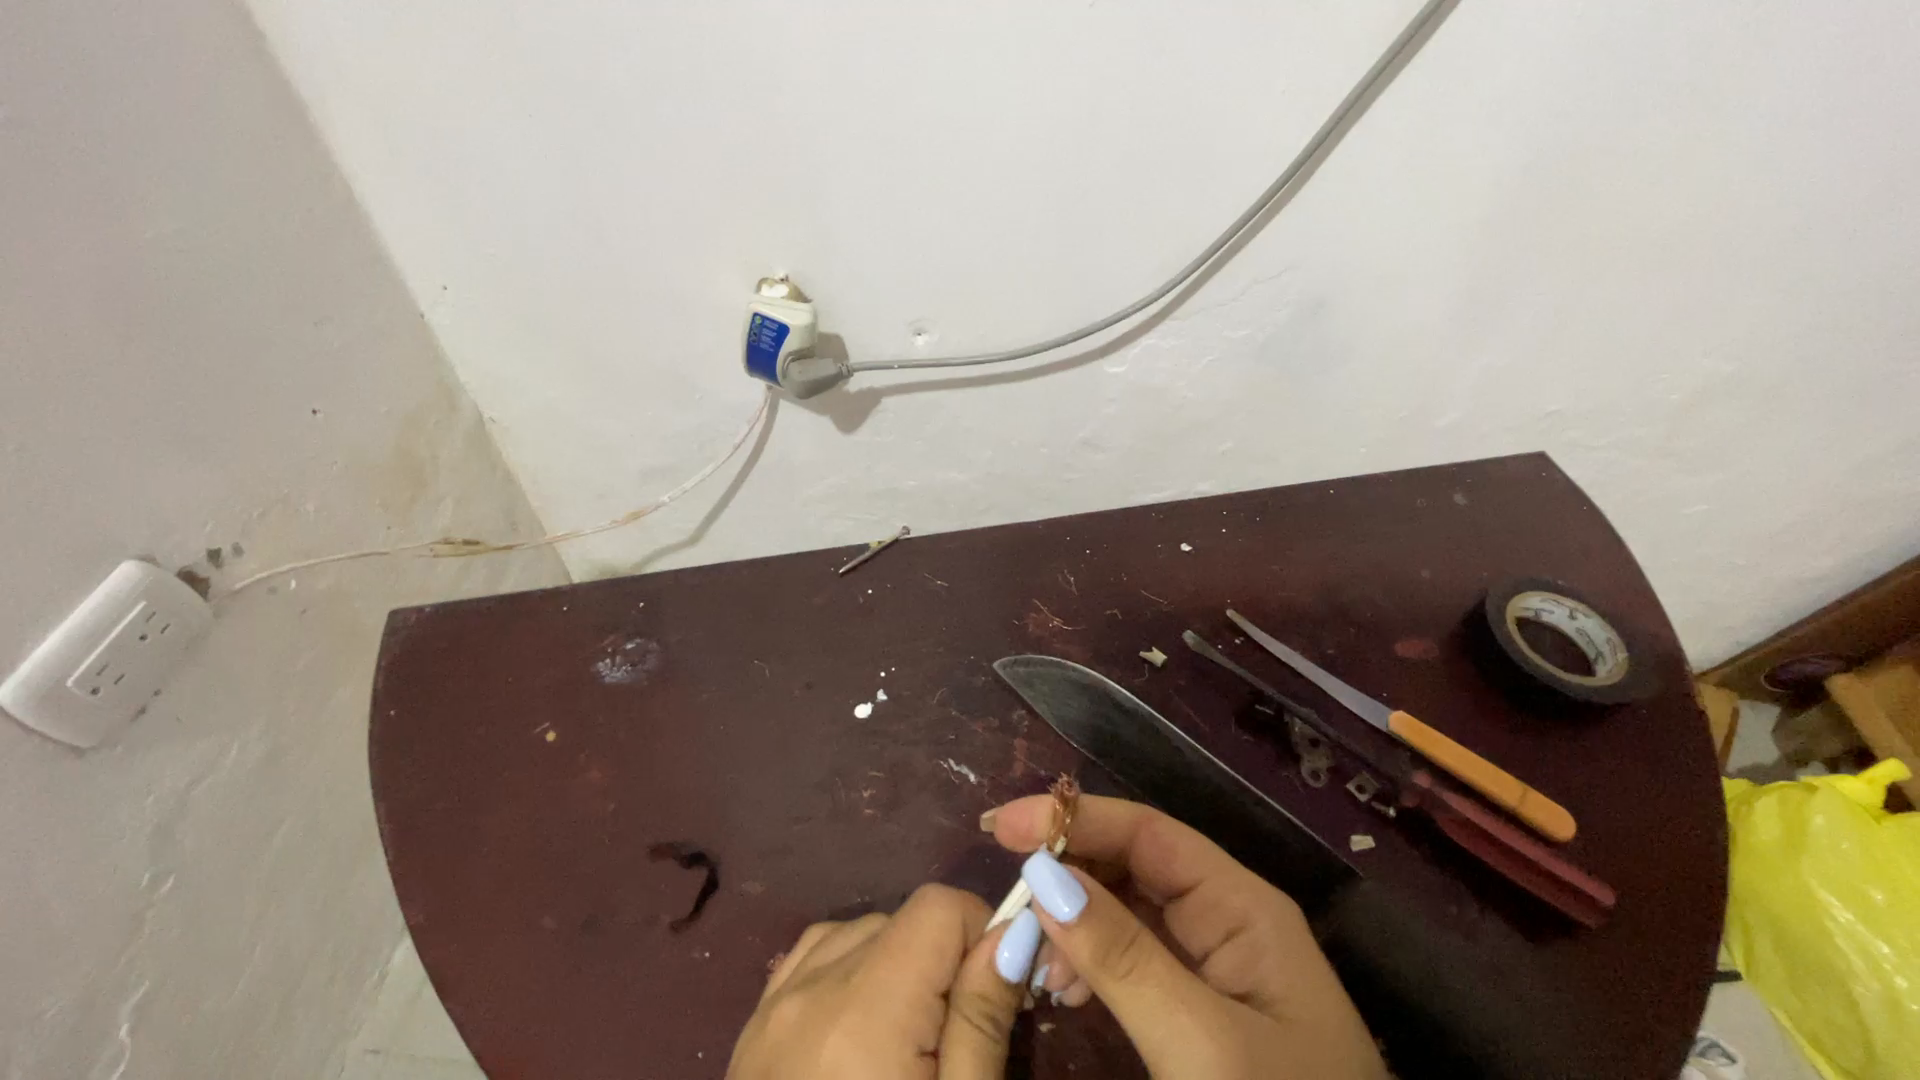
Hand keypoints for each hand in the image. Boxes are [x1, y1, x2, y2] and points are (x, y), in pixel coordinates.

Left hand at [727, 883, 1039, 1078]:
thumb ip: (981, 1019)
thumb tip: (1012, 934)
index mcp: (862, 1012)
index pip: (937, 907)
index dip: (982, 932)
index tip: (1003, 989)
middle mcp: (808, 991)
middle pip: (899, 920)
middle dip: (946, 958)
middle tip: (964, 1033)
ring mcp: (770, 1009)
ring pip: (856, 934)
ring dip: (898, 964)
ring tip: (913, 1039)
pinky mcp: (750, 1034)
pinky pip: (812, 960)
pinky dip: (850, 971)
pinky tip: (862, 1027)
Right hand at [985, 794, 1388, 1079]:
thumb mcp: (1201, 1045)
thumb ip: (1124, 958)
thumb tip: (1045, 876)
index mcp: (1243, 908)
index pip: (1149, 833)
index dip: (1075, 819)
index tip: (1003, 827)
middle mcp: (1226, 921)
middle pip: (1134, 864)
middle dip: (1068, 869)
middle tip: (1006, 891)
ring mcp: (1212, 966)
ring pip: (1126, 912)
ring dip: (1072, 919)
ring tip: (1029, 954)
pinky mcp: (1197, 1008)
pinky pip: (1130, 959)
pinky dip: (1088, 962)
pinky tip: (1062, 987)